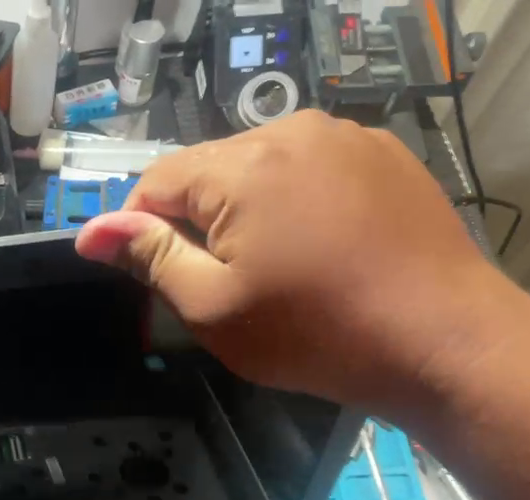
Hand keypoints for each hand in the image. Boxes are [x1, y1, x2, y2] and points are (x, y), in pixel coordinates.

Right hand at [75, 111, 524, 414]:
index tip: (152, 278)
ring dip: (244, 212)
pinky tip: (313, 251)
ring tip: (268, 270)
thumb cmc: (311, 332)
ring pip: (261, 167)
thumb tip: (91, 231)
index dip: (138, 228)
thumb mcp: (211, 307)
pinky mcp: (385, 156)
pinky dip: (293, 204)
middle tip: (214, 285)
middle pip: (209, 169)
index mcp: (242, 167)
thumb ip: (150, 258)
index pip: (156, 180)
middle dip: (195, 220)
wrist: (439, 337)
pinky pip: (311, 171)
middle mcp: (293, 132)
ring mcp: (347, 138)